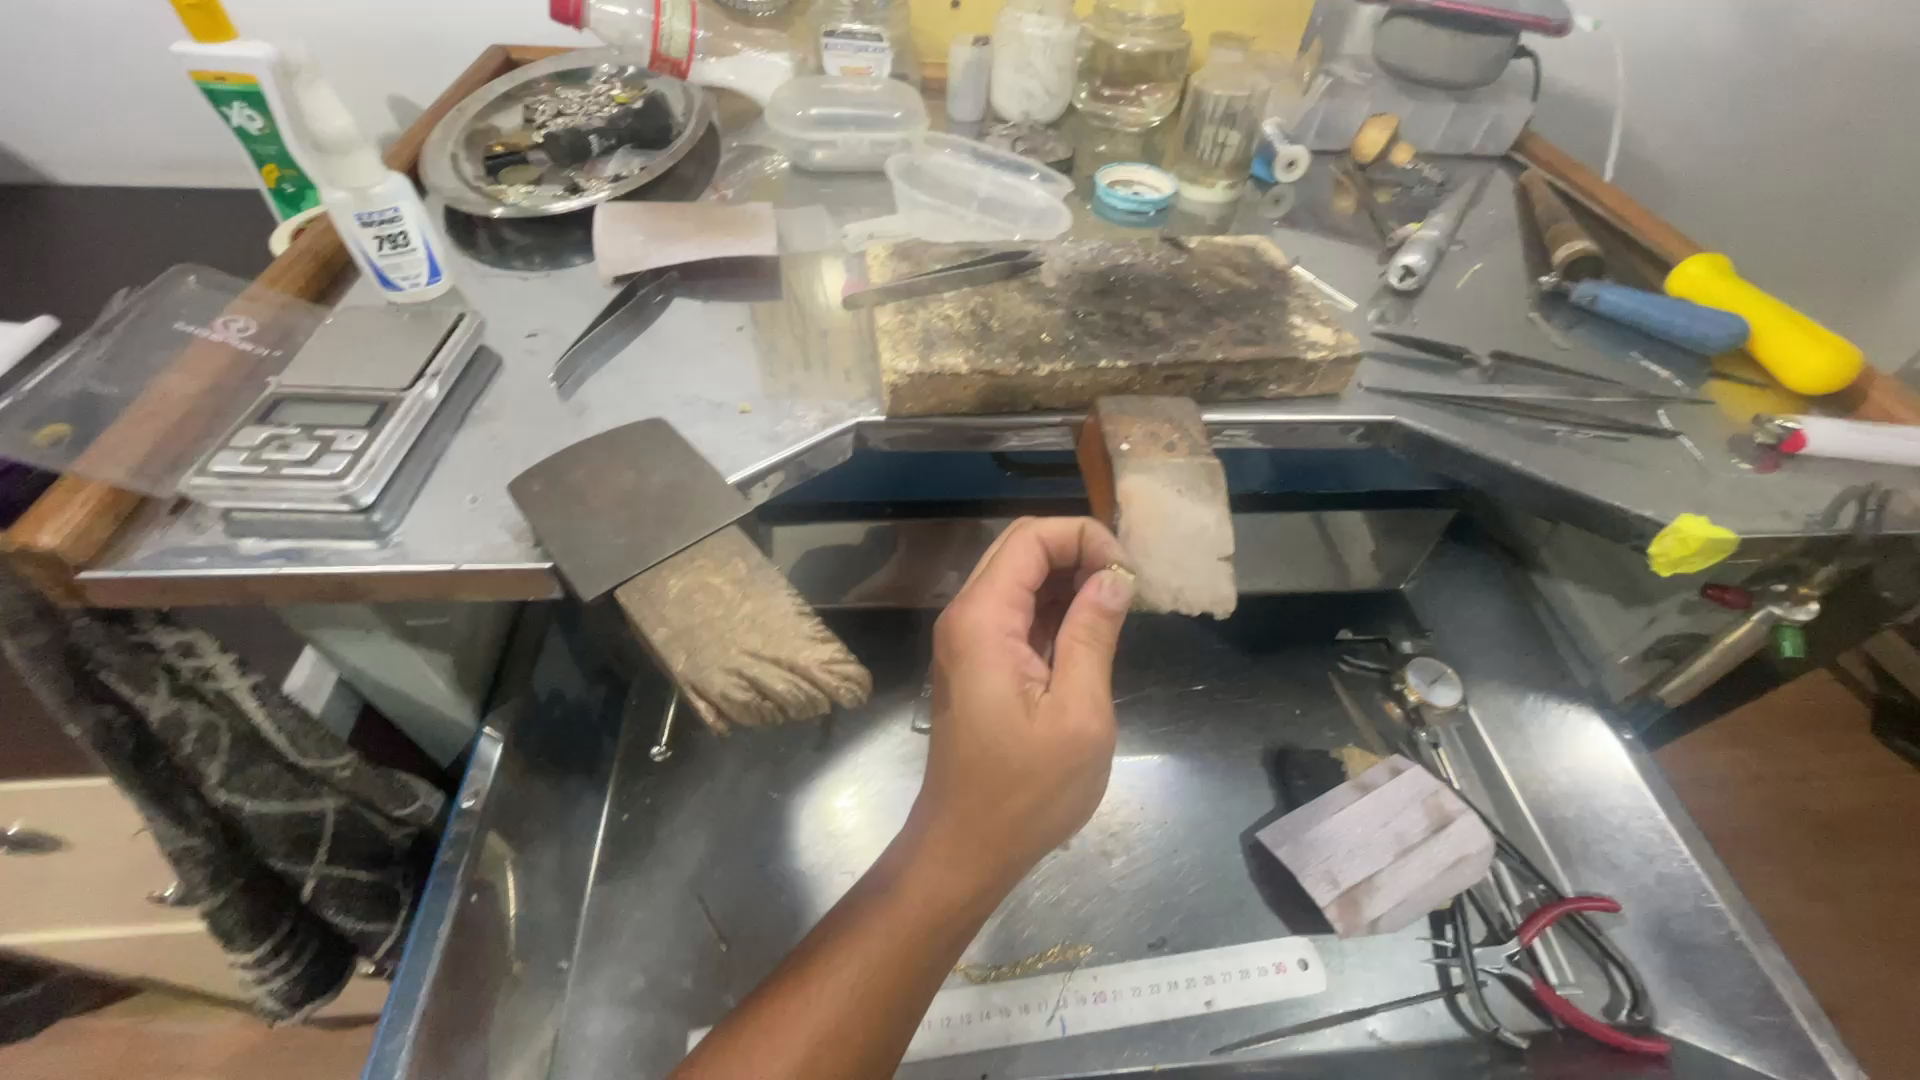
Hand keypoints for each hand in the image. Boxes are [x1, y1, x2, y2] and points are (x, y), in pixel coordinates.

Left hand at [910, 517, 1135, 895]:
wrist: (966, 846)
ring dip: (1068, 581)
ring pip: (1018, 579)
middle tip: (1127, 587)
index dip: (1084, 537)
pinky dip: (1054, 610)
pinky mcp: (976, 661)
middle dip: (1078, 553)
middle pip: (1020, 550)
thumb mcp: (1078, 714)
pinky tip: (1090, 630)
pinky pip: (1015, 614)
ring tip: (1117, 607)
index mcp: (982, 620)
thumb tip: (1115, 577)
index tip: (1127, 573)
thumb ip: (1094, 635)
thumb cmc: (1025, 792)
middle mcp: (965, 617)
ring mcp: (966, 639)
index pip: (1031, 538)